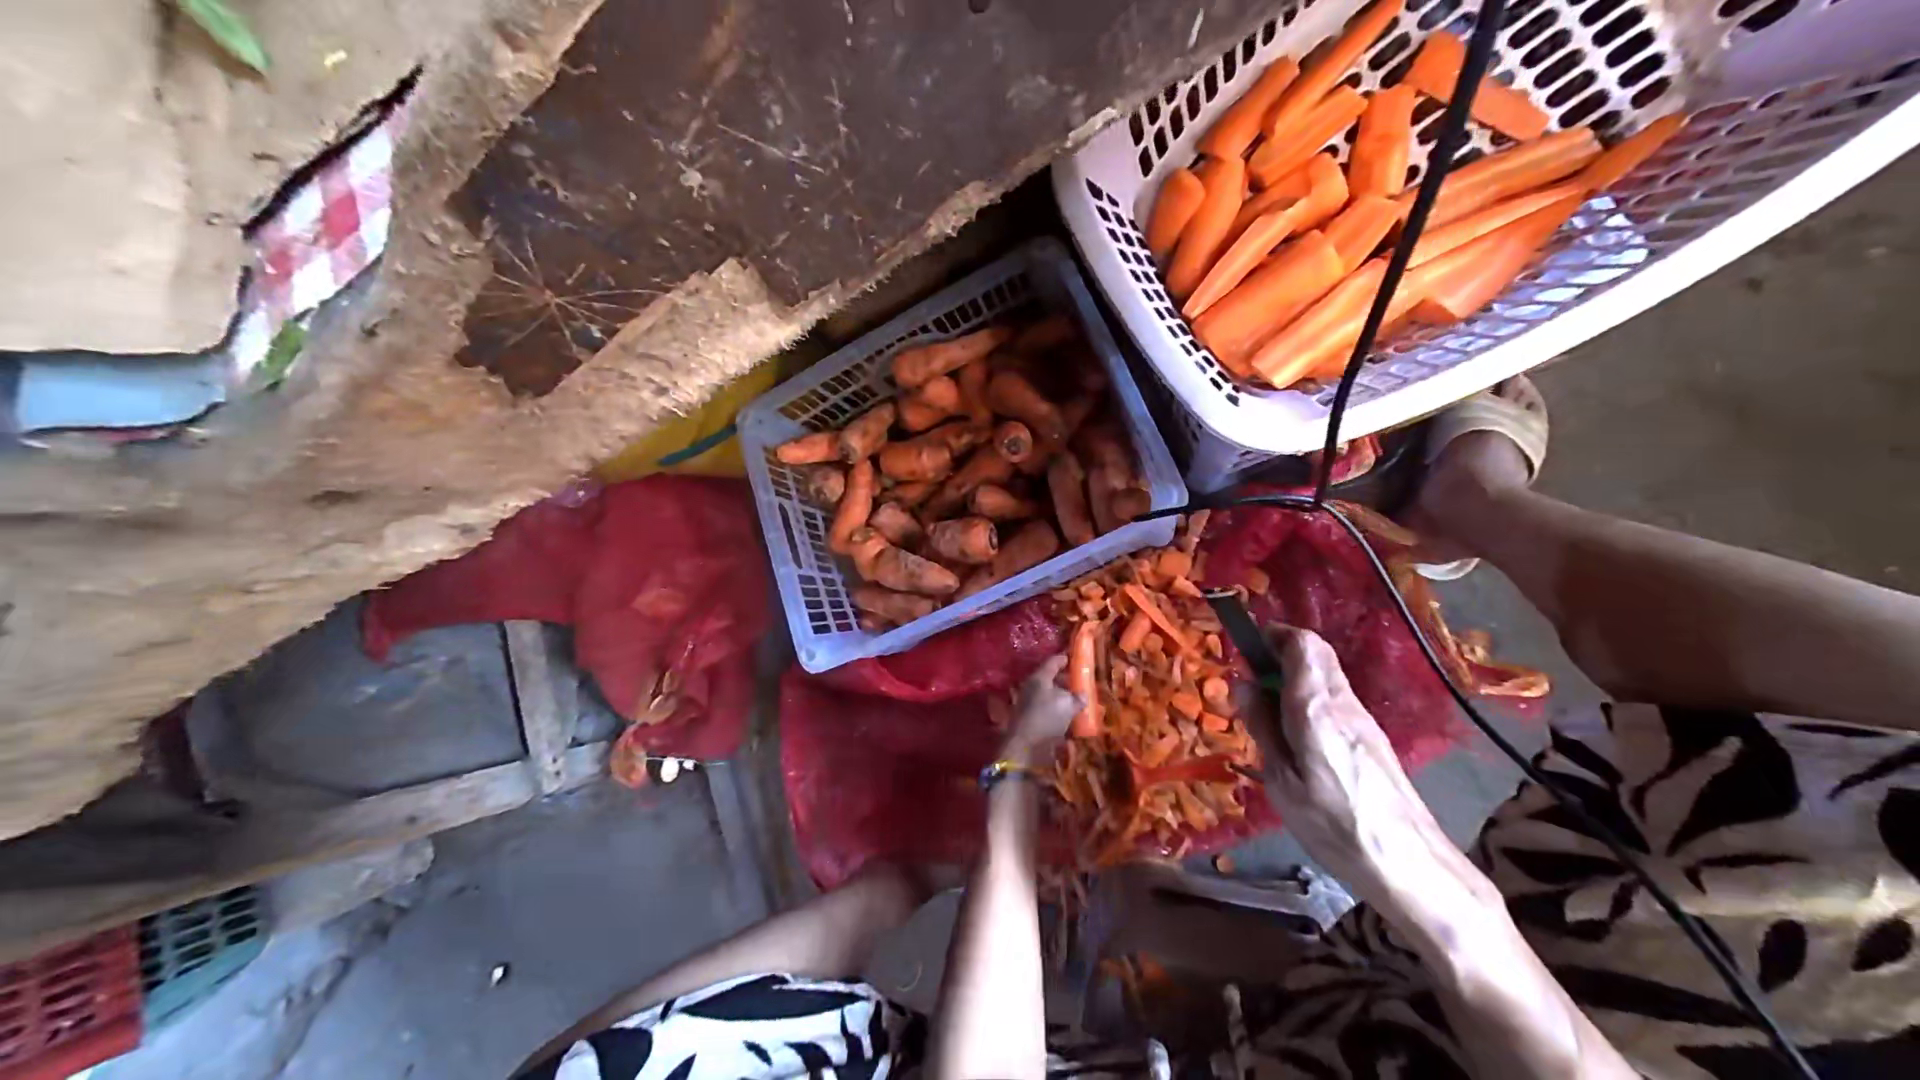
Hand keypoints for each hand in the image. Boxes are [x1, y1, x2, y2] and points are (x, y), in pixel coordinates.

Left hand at [1001, 655, 1077, 766]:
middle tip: (1080, 680)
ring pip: (1049, 694)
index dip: (1065, 659)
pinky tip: (1069, 715)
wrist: (1025, 746)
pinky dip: (1058, 709)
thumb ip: (1077, 698)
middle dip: (1066, 679)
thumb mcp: (1067, 705)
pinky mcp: (1030, 718)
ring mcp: (1029, 702)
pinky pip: (1047, 708)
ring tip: (1078, 699)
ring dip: (1062, 696)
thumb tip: (1083, 694)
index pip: (1053, 662)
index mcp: (1039, 678)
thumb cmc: (1046, 718)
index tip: (1075, 657)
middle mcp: (1032, 687)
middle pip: (1051, 678)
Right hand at [1249, 628, 1491, 919]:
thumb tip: (1244, 684)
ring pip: (1328, 674)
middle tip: (1252, 676)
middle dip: (1282, 650)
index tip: (1246, 646)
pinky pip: (1336, 698)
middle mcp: (1343, 703)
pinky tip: (1296, 734)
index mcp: (1314, 708)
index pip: (1301, 644)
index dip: (1273, 634)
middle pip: (1317, 652)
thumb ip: (1262, 727)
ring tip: (1268, 710)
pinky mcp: (1373, 738)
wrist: (1410, 865)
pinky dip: (1310, 696)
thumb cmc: (1333, 825)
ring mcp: (1363, 719)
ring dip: (1295, 675)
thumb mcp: (1280, 780)